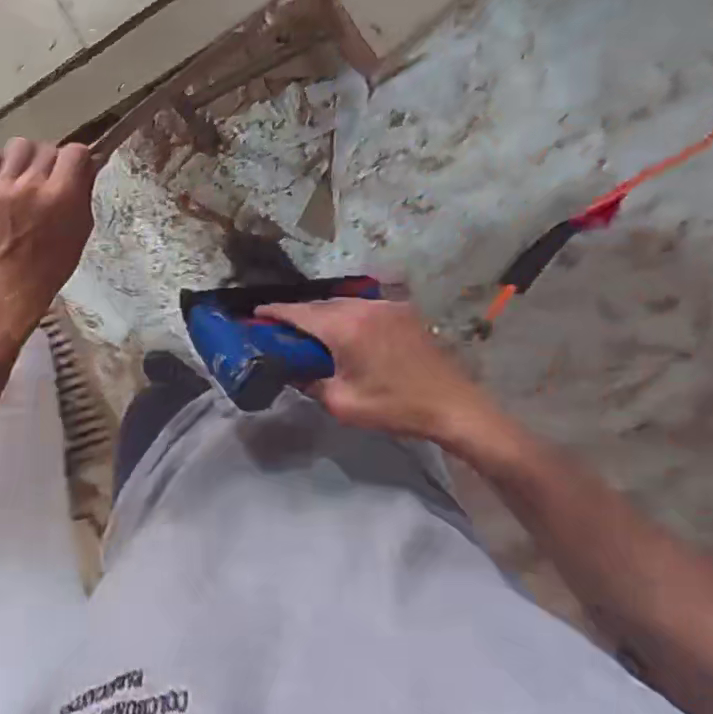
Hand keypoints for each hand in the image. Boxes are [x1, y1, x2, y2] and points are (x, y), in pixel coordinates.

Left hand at [0, 139, 98, 335]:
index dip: (78, 158)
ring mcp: (3, 187)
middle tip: (50, 177)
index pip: (75, 151)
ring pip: (18, 146)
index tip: (75, 167)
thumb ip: (84, 191)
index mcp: (61, 195)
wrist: (15, 281)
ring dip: (26, 157)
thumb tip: (89, 163)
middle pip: (47, 147)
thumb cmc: (54, 259)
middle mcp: (32, 185)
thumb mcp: (82, 226)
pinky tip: (4, 177)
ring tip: (25, 173)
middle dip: (53, 160)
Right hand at [255, 299, 507, 448]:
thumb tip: (291, 372)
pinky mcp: (403, 313)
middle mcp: (363, 308)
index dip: (274, 311)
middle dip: (298, 314)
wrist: (457, 409)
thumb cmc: (396, 408)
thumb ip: (309, 384)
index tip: (256, 314)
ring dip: (323, 315)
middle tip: (281, 328)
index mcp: (344, 327)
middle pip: (319, 305)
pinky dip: (346, 316)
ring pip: (342, 305)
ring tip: (310, 331)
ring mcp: (386, 307)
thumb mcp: (343, 404)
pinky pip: (363, 308)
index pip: (298, 312)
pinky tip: (345, 333)